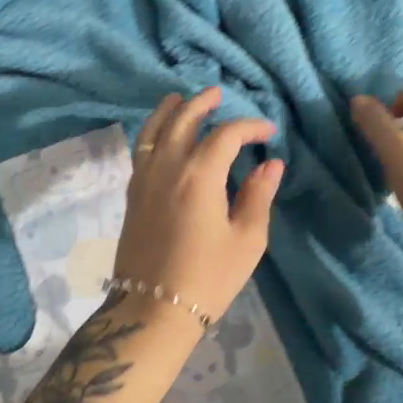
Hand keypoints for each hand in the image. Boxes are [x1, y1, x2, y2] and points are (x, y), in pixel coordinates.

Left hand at [115, 89, 282, 324]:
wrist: (153, 309)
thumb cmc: (208, 277)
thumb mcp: (247, 240)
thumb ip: (258, 196)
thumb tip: (270, 164)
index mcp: (199, 175)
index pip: (225, 135)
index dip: (248, 127)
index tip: (267, 132)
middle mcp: (166, 168)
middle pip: (181, 121)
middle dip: (201, 104)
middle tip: (217, 94)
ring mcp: (143, 180)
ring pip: (152, 131)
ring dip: (168, 111)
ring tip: (179, 99)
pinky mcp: (132, 196)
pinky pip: (141, 151)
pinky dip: (152, 134)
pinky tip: (161, 137)